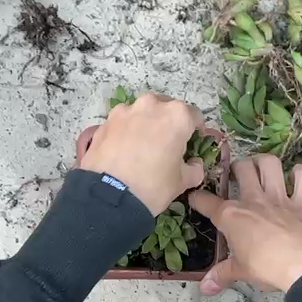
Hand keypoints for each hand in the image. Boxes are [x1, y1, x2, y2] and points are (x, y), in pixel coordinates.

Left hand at [77, 92, 207, 214]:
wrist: (110, 196)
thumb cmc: (153, 186)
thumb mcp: (183, 181)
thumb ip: (195, 168)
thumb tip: (194, 163)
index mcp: (177, 116)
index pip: (194, 116)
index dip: (194, 130)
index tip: (191, 142)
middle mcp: (151, 105)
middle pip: (165, 108)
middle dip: (168, 123)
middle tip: (165, 144)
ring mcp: (125, 111)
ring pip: (142, 112)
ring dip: (145, 123)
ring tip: (141, 146)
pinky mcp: (106, 121)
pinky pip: (122, 122)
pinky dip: (125, 131)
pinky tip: (123, 150)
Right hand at [190, 155, 301, 294]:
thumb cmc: (266, 268)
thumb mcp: (240, 272)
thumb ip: (221, 275)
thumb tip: (205, 288)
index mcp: (232, 216)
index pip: (207, 202)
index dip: (197, 198)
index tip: (194, 197)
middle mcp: (253, 200)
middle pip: (241, 168)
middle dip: (236, 167)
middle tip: (237, 175)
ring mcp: (280, 197)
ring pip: (270, 163)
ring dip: (264, 162)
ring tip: (261, 168)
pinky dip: (301, 173)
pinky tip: (296, 177)